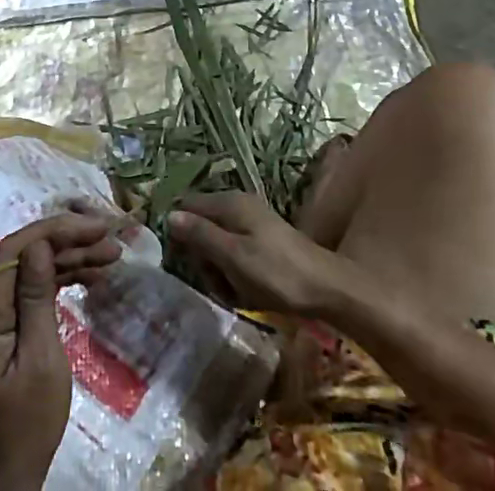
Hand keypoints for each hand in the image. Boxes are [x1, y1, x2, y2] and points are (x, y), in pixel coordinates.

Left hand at [0, 213, 122, 489]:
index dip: (56, 231)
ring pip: (32, 269)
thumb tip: (40, 244)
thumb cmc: (29, 419)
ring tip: (112, 256)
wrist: (9, 468)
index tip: (95, 227)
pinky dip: (62, 280)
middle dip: (69, 243)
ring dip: (71, 259)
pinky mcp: (4, 325)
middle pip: (25, 255)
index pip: (15, 249)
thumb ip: (37, 297)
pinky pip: (32, 289)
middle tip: (112, 242)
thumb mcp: (41, 358)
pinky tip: (93, 276)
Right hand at [167, 192, 352, 316]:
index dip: (176, 231)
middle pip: (199, 226)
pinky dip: (231, 272)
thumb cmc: (276, 272)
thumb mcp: (233, 256)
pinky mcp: (259, 241)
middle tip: (213, 281)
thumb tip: (169, 215)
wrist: (324, 288)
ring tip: (229, 289)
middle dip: (199, 256)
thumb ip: (201, 235)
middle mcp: (238, 205)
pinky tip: (241, 289)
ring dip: (215, 269)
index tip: (175, 260)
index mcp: (230, 203)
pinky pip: (231, 253)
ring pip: (214, 243)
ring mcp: (250, 222)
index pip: (186, 206)